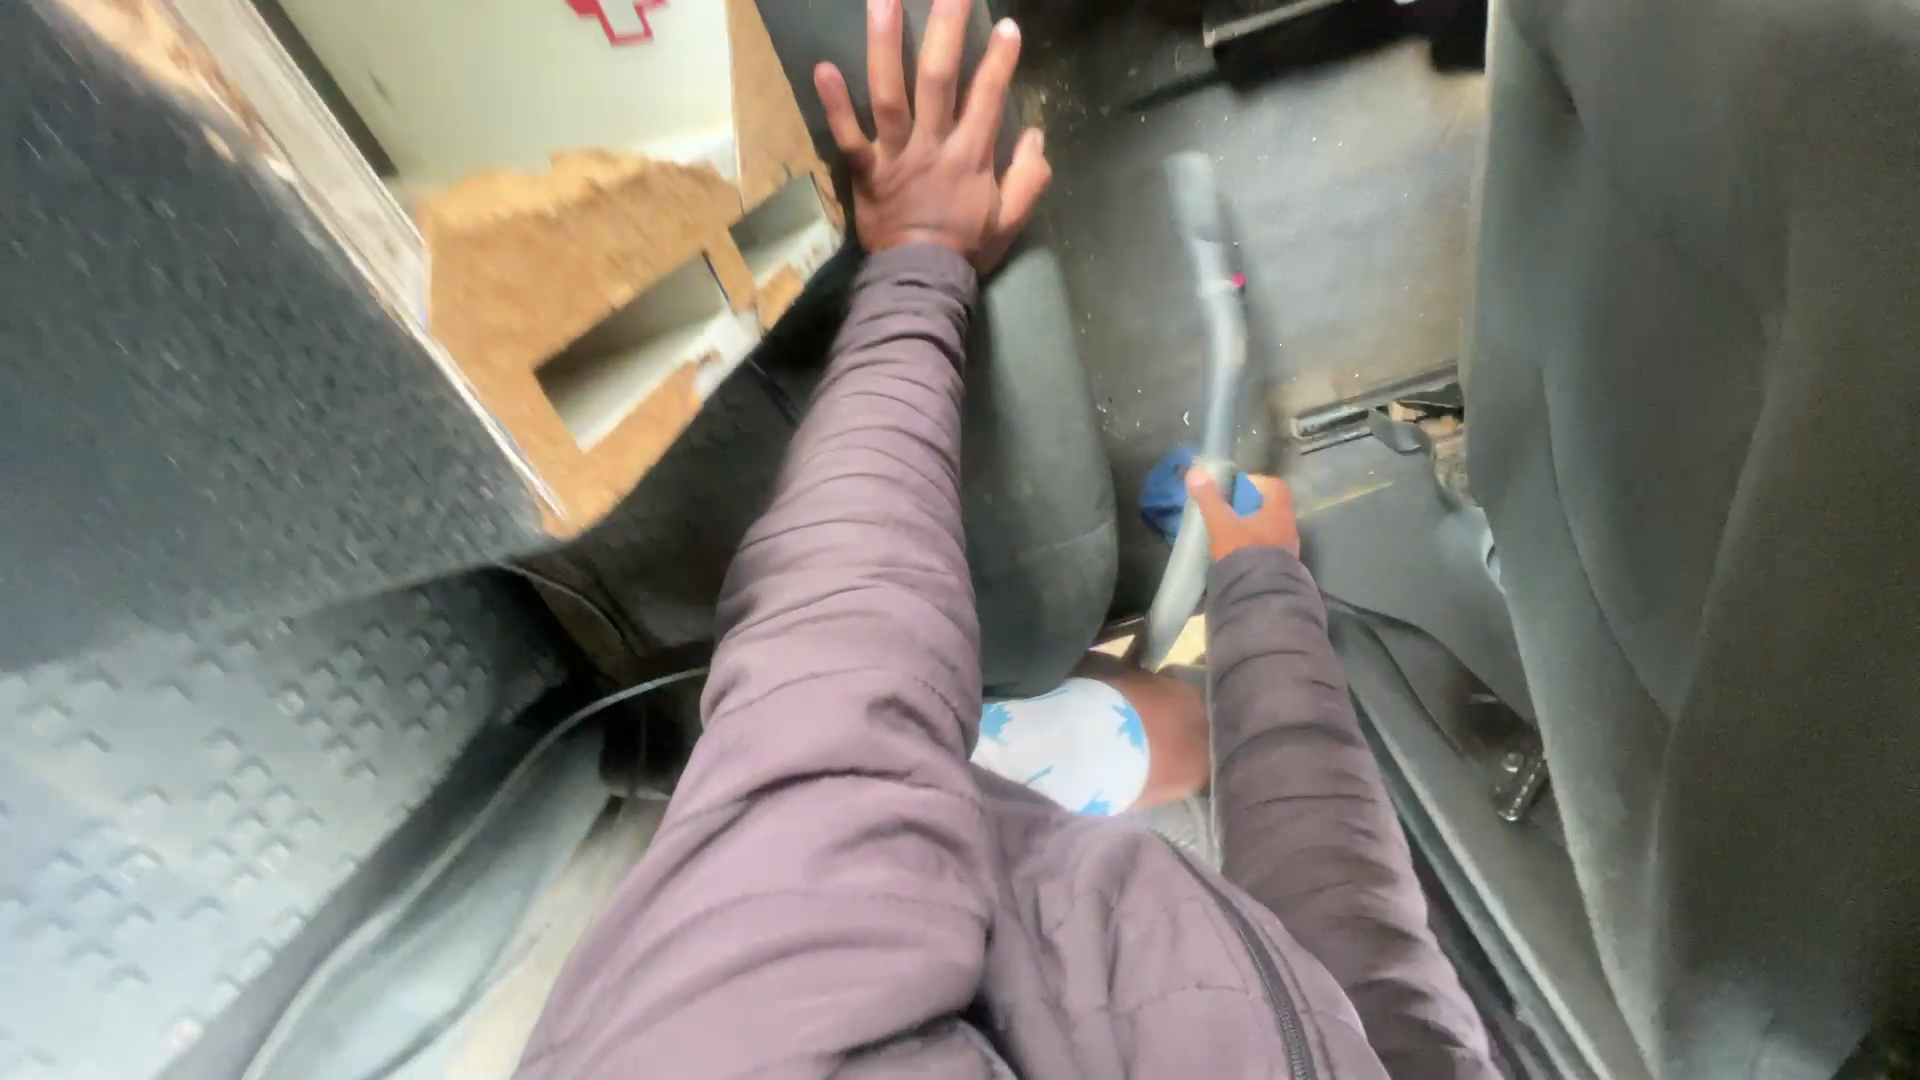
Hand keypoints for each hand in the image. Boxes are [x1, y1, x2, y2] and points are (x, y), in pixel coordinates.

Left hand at [813, 0, 1050, 271]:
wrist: (921, 281)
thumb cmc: (965, 249)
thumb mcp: (1009, 221)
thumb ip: (1029, 179)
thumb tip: (1036, 136)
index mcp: (971, 156)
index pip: (988, 97)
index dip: (1000, 61)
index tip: (1008, 27)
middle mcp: (933, 145)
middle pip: (939, 78)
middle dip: (945, 28)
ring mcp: (896, 157)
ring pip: (890, 95)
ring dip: (884, 46)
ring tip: (882, 1)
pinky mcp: (867, 173)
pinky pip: (848, 138)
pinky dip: (835, 106)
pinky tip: (822, 68)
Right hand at [1186, 471, 1299, 559]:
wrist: (1260, 592)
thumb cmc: (1243, 550)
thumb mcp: (1221, 523)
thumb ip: (1209, 498)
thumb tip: (1195, 472)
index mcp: (1278, 510)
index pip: (1274, 485)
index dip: (1255, 482)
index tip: (1235, 490)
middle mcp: (1288, 525)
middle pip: (1272, 506)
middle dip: (1251, 505)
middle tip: (1229, 511)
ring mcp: (1288, 546)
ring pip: (1271, 527)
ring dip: (1254, 526)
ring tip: (1232, 532)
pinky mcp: (1283, 565)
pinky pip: (1271, 546)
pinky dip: (1257, 544)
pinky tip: (1240, 552)